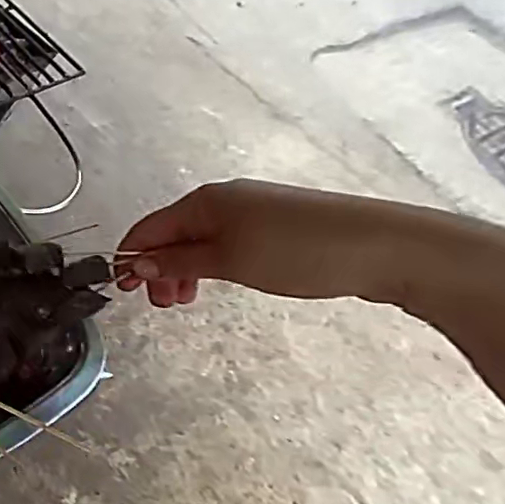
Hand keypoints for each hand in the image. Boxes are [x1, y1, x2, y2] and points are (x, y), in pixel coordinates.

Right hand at [115, 180, 431, 307]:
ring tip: (185, 300)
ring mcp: (249, 209)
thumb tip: (139, 262)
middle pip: (172, 233)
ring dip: (183, 268)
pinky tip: (217, 280)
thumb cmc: (297, 253)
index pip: (150, 226)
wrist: (381, 246)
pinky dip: (209, 263)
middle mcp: (220, 199)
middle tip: (161, 304)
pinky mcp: (272, 223)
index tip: (123, 288)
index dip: (130, 255)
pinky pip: (223, 241)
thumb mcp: (230, 261)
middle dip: (158, 266)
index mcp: (203, 202)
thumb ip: (180, 262)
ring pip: (197, 239)